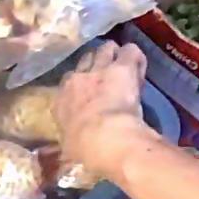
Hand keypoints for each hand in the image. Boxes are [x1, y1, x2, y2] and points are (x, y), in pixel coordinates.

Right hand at [55, 41, 157, 180]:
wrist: (104, 137)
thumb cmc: (84, 148)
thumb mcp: (70, 145)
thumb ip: (71, 136)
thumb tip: (73, 143)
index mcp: (60, 102)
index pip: (67, 85)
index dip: (79, 86)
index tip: (88, 93)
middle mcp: (75, 80)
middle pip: (85, 61)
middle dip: (95, 65)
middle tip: (108, 75)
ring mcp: (99, 70)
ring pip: (105, 49)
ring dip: (114, 55)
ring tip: (124, 65)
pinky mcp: (123, 66)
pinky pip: (130, 51)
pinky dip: (134, 57)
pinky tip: (138, 65)